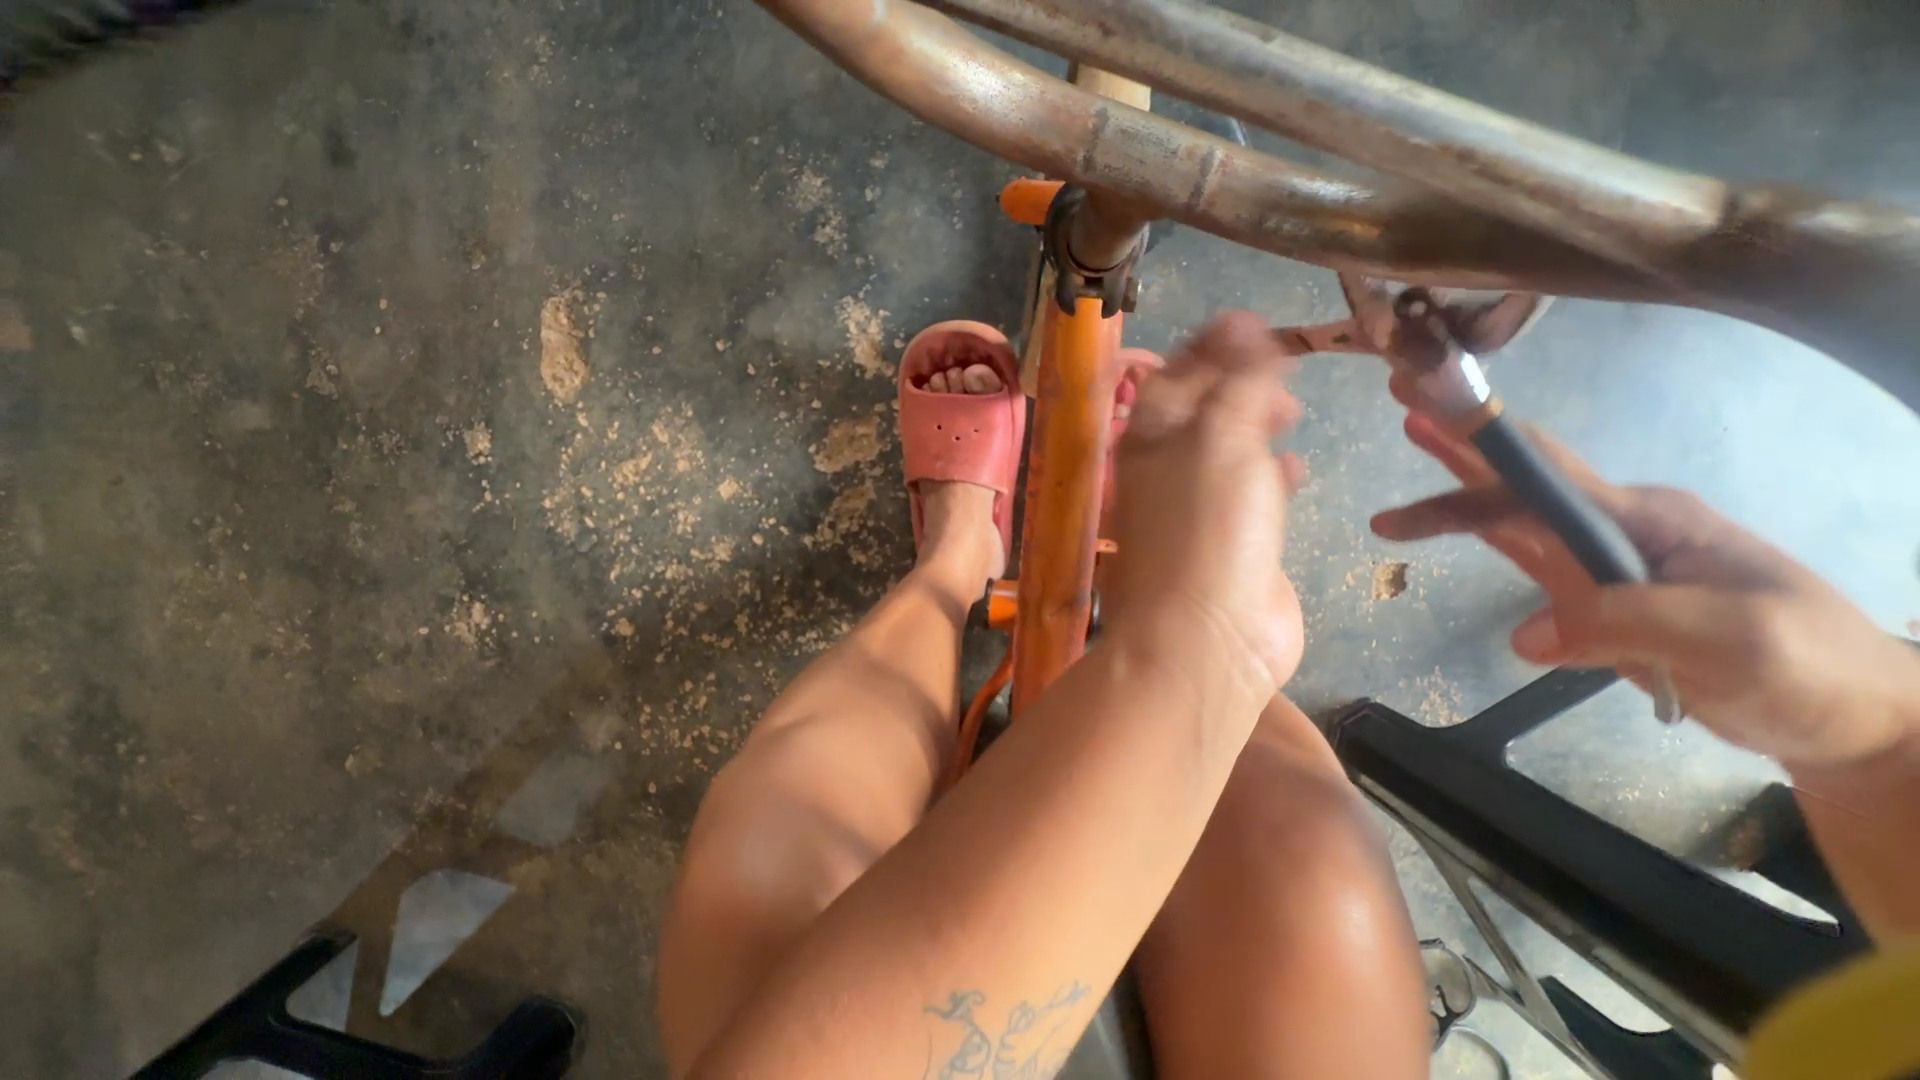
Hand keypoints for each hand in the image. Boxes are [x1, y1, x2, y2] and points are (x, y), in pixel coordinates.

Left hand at [1105, 312, 1307, 699]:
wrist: (1210, 637)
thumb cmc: (1207, 529)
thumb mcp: (1221, 438)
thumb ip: (1237, 380)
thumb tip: (1242, 325)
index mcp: (1149, 438)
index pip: (1175, 373)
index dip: (1210, 345)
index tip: (1253, 322)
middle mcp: (1166, 469)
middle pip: (1200, 410)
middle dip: (1238, 382)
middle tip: (1281, 367)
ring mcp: (1199, 510)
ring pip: (1227, 452)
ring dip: (1256, 425)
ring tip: (1291, 410)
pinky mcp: (1233, 545)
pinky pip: (1252, 496)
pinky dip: (1273, 475)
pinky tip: (1297, 470)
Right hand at [1371, 400, 1919, 768]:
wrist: (1848, 715)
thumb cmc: (1804, 663)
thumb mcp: (1729, 636)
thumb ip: (1623, 624)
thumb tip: (1524, 635)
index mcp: (1646, 517)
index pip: (1543, 478)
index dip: (1481, 444)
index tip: (1428, 412)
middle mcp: (1616, 527)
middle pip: (1519, 479)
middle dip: (1460, 440)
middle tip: (1404, 400)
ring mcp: (1603, 563)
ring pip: (1513, 514)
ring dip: (1457, 485)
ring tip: (1413, 442)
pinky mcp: (1595, 600)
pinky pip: (1526, 558)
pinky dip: (1479, 535)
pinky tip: (1446, 522)